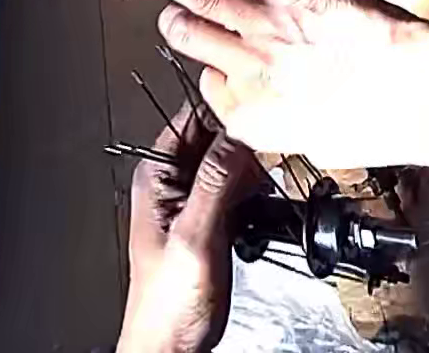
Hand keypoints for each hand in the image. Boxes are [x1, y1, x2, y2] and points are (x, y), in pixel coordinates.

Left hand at [119, 108, 260, 352]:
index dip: (224, 105)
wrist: (172, 349)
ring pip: (231, 154)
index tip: (256, 100)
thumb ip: (216, 181)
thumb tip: (236, 131)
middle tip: (269, 139)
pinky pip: (238, 179)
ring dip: (252, 158)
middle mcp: (175, 176)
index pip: (193, 116)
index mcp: (159, 173)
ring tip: (266, 170)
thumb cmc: (166, 304)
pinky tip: (263, 191)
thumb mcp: (193, 236)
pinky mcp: (214, 210)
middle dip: (244, 133)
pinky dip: (255, 180)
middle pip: (215, 132)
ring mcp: (195, 193)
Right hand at [150, 0, 428, 169]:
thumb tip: (277, 115)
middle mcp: (252, 64)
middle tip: (169, 13)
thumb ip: (286, 127)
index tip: (209, 64)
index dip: (208, 73)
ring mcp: (270, 25)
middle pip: (193, 38)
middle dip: (174, 24)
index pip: (208, 86)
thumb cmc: (375, 121)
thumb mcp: (320, 142)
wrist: (412, 92)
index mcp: (253, 107)